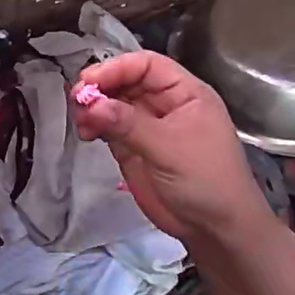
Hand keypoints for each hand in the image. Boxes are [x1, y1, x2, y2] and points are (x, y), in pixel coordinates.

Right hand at [73, 51, 270, 243]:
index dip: (117, 67)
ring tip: (81, 121)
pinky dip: (94, 126)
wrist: (216, 229)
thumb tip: (90, 103)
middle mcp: (164, 103)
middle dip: (101, 87)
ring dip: (94, 107)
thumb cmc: (205, 179)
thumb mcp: (169, 147)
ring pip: (113, 103)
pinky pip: (108, 127)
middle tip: (77, 99)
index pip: (146, 65)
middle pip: (126, 81)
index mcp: (184, 92)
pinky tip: (86, 133)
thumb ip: (128, 124)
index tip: (90, 80)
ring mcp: (147, 125)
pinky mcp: (133, 147)